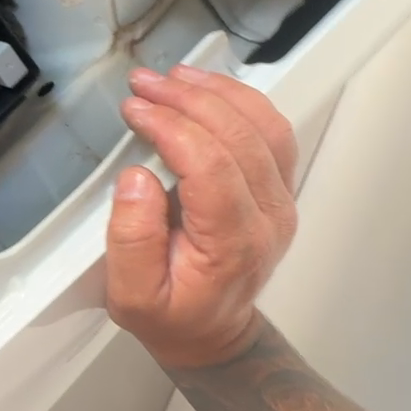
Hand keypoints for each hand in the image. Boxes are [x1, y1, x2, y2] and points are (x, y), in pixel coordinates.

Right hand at [107, 65, 298, 368]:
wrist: (212, 335)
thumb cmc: (169, 316)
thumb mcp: (130, 295)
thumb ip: (130, 239)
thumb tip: (135, 178)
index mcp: (232, 243)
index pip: (210, 166)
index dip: (171, 128)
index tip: (133, 110)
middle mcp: (268, 216)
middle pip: (241, 136)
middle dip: (188, 99)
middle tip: (143, 83)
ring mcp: (280, 200)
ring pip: (266, 126)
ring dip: (219, 92)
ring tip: (172, 76)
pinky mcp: (277, 189)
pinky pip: (272, 132)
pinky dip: (240, 101)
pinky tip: (206, 88)